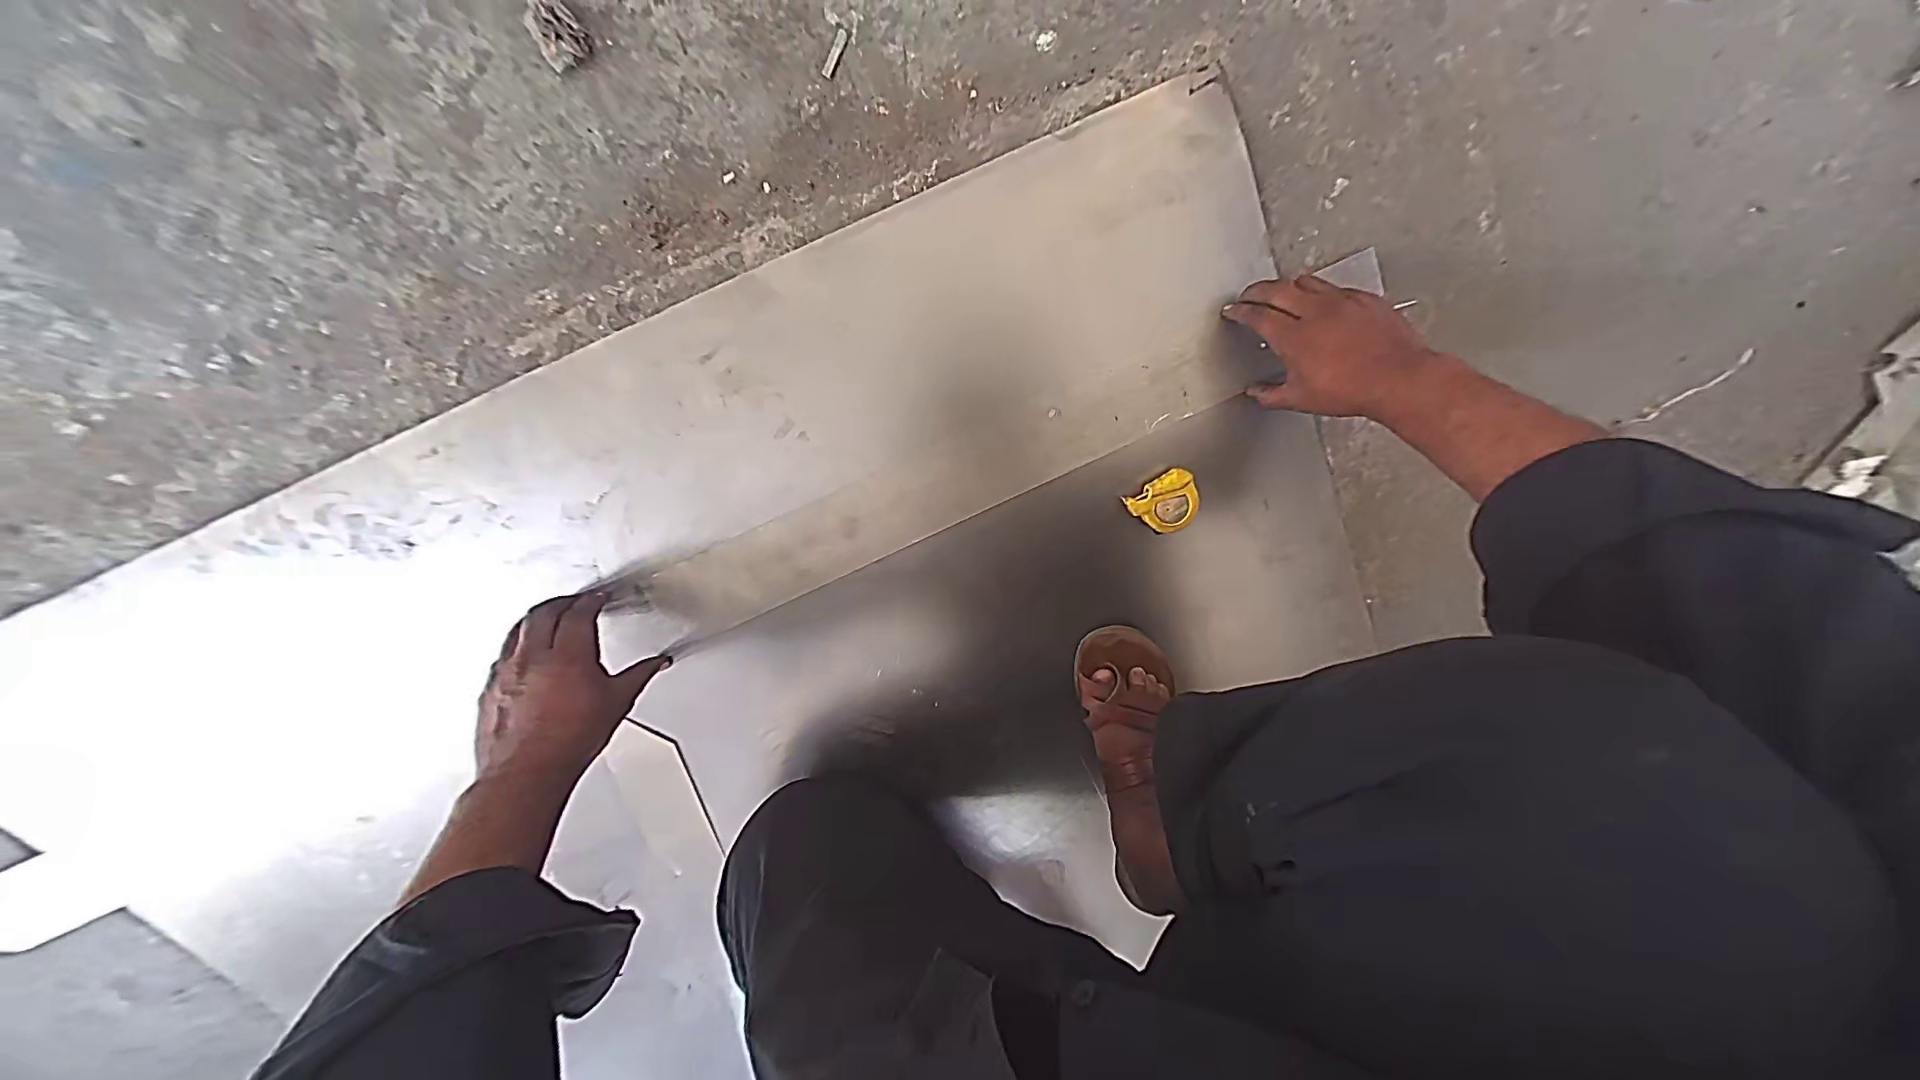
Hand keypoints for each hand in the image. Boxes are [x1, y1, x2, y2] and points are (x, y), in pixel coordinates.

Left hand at [476, 594, 669, 788]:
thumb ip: (640, 674)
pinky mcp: (490, 688)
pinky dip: (518, 644)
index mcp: (568, 656)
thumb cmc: (569, 741)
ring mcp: (507, 672)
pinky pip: (503, 654)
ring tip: (547, 617)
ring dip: (536, 618)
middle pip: (544, 613)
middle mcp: (533, 658)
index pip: (578, 613)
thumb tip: (657, 662)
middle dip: (562, 603)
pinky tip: (524, 652)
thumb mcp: (617, 701)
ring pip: (518, 629)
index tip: (596, 599)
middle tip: (574, 602)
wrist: (527, 772)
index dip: (590, 601)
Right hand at [1223, 274, 1446, 419]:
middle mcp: (1316, 313)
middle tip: (1248, 295)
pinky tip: (1321, 301)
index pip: (1257, 315)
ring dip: (1286, 286)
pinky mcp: (1365, 300)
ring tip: (1280, 292)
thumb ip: (1270, 394)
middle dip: (1256, 291)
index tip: (1233, 310)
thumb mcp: (1300, 399)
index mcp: (1294, 337)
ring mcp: (1342, 302)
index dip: (1240, 311)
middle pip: (1276, 289)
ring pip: (1305, 282)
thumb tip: (1257, 392)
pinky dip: (1320, 292)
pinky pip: (1335, 287)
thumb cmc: (1354, 389)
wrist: (1399, 379)